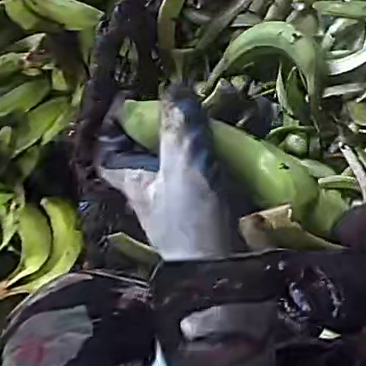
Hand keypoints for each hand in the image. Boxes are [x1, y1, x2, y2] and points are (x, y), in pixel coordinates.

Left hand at [98, 89, 273, 365]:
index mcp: (137, 182)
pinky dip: (236, 142)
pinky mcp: (222, 199)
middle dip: (173, 115)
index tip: (127, 97)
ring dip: (211, 124)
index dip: (112, 126)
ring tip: (234, 99)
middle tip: (192, 90)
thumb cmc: (193, 225)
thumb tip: (173, 86)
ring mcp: (193, 193)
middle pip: (157, 144)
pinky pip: (225, 161)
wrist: (230, 279)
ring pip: (194, 149)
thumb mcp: (181, 170)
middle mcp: (161, 186)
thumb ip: (177, 128)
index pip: (110, 153)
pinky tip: (255, 126)